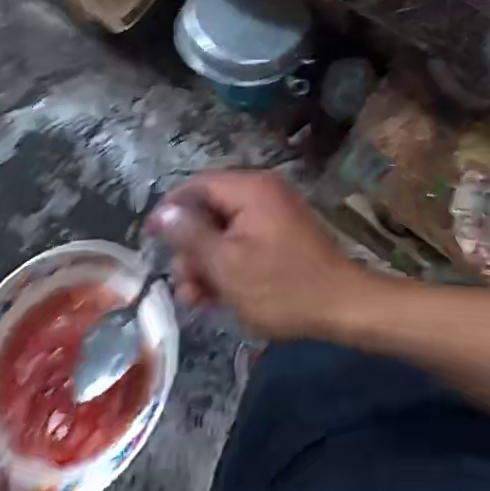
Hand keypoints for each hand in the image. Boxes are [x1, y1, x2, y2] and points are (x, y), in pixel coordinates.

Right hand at [148, 170, 381, 340]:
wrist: (338, 305)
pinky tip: (217, 296)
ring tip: (199, 299)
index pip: (197, 184)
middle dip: (190, 248)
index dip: (170, 211)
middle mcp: (264, 193)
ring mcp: (274, 214)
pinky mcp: (280, 236)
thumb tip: (163, 211)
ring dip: (205, 263)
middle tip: (184, 285)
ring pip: (223, 231)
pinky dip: (227, 265)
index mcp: (252, 189)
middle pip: (209, 210)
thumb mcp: (225, 264)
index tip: (151, 242)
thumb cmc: (280, 286)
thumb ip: (191, 235)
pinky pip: (242, 242)